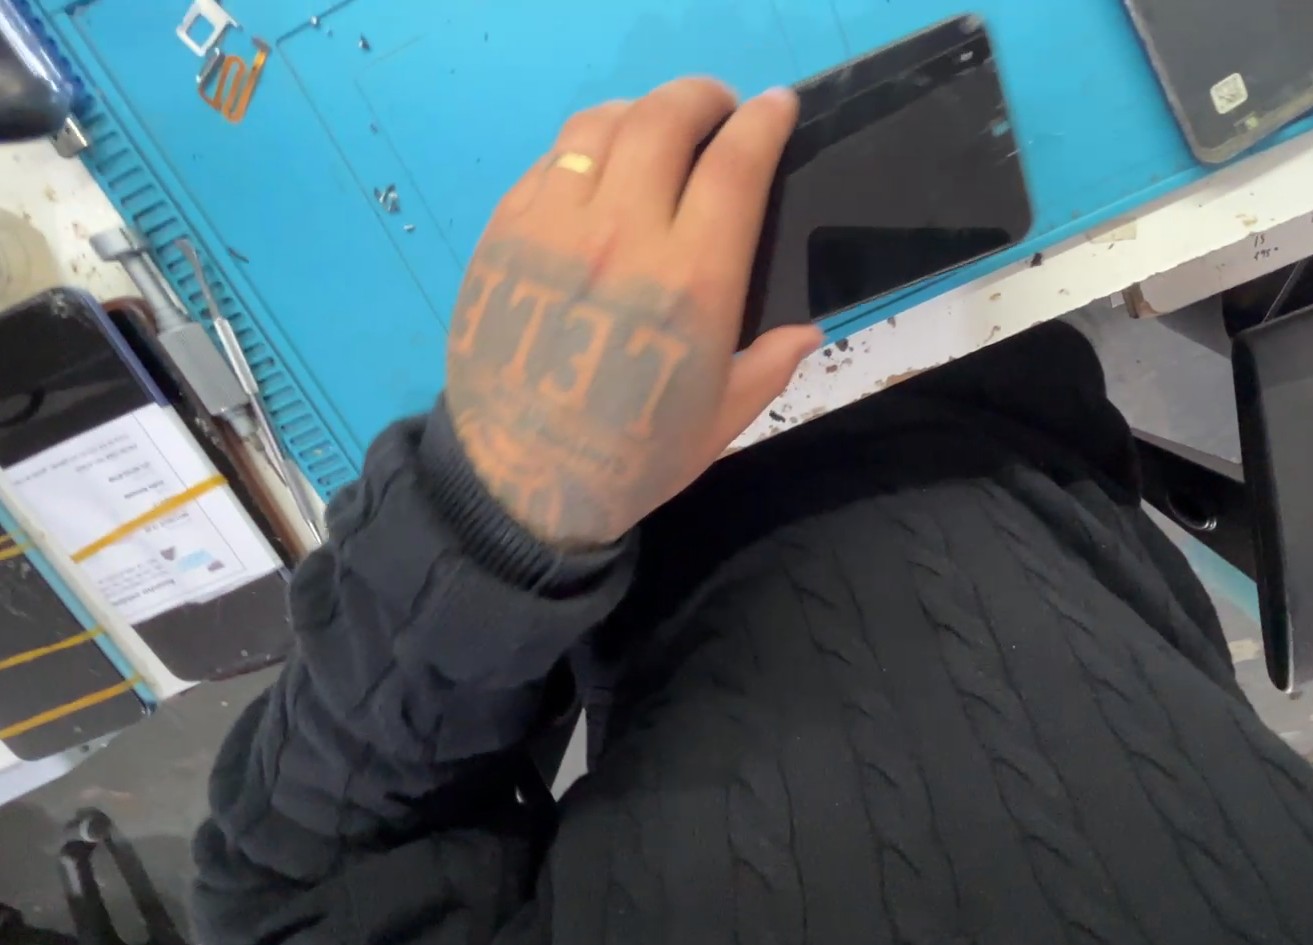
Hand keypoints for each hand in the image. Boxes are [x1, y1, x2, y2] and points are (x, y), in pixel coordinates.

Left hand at [443, 78, 822, 548]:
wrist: (524, 480)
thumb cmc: (636, 457)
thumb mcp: (722, 421)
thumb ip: (771, 366)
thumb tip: (807, 330)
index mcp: (692, 283)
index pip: (735, 165)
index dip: (764, 122)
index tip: (777, 107)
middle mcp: (623, 235)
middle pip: (666, 118)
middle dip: (704, 96)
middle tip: (720, 109)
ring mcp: (555, 225)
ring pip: (602, 123)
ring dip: (644, 111)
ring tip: (660, 132)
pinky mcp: (505, 231)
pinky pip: (551, 157)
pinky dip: (588, 146)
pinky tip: (600, 172)